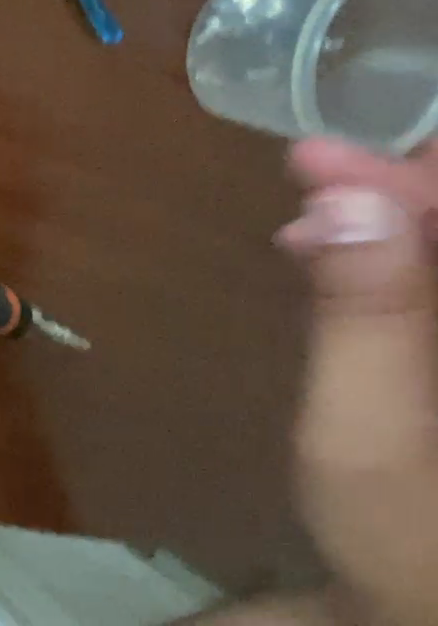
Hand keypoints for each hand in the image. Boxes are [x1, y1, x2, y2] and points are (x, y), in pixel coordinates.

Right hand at [255, 138, 437, 624]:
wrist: (436, 615)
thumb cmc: (408, 541)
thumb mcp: (368, 436)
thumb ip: (365, 318)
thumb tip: (345, 198)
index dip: (424, 182)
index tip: (319, 157)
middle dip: (411, 192)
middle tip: (312, 172)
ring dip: (403, 217)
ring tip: (314, 214)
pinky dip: (400, 250)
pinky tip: (342, 250)